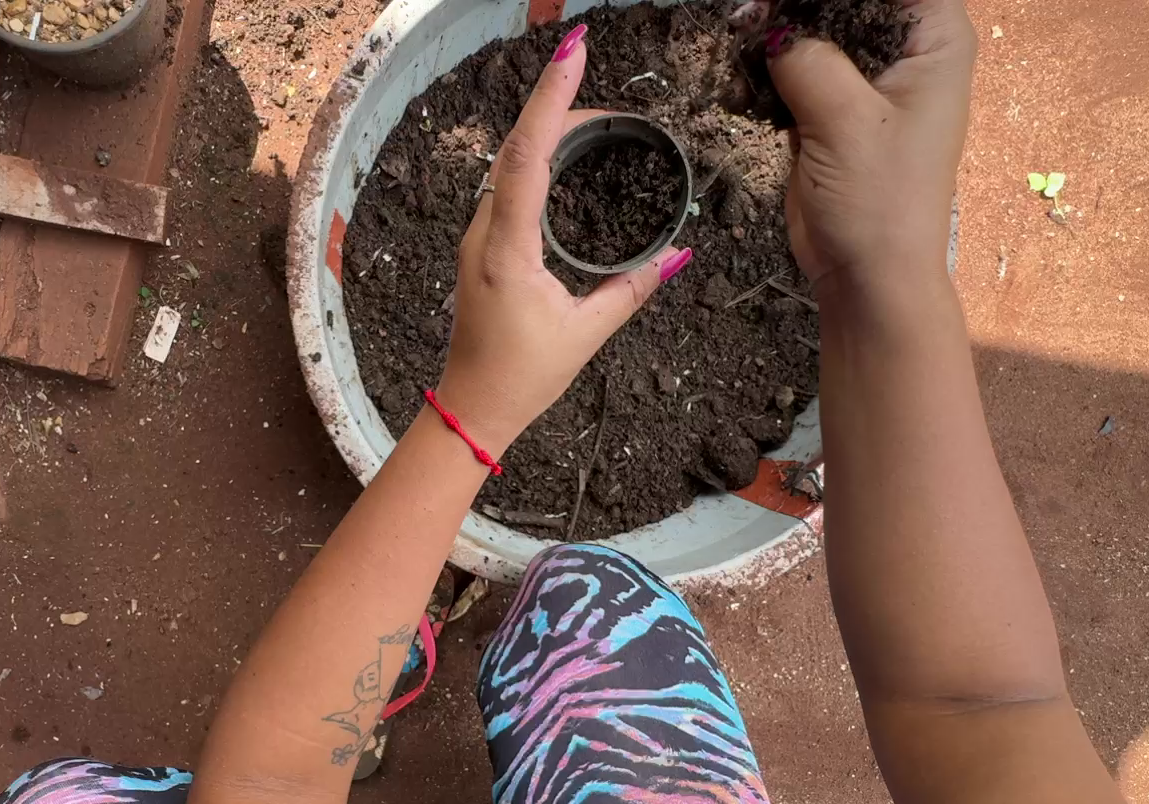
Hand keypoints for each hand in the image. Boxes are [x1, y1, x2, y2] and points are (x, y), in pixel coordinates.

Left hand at [432, 24, 691, 454]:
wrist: (471, 409)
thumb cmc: (520, 379)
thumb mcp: (584, 335)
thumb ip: (630, 290)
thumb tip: (677, 256)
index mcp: (506, 252)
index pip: (527, 156)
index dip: (552, 99)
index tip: (574, 50)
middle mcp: (482, 237)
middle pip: (514, 150)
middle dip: (556, 108)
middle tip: (599, 85)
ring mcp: (475, 243)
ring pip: (505, 168)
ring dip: (543, 134)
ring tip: (590, 117)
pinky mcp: (478, 253)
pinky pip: (503, 191)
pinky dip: (532, 164)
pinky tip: (559, 162)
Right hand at [760, 0, 975, 289]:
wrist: (865, 273)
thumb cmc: (877, 196)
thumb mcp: (847, 120)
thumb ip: (809, 62)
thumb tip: (770, 29)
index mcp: (931, 38)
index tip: (779, 1)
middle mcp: (899, 55)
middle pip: (842, 7)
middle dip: (794, 12)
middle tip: (748, 16)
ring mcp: (858, 89)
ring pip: (811, 42)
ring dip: (772, 43)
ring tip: (735, 42)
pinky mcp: (825, 121)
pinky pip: (792, 82)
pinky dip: (765, 81)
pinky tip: (739, 82)